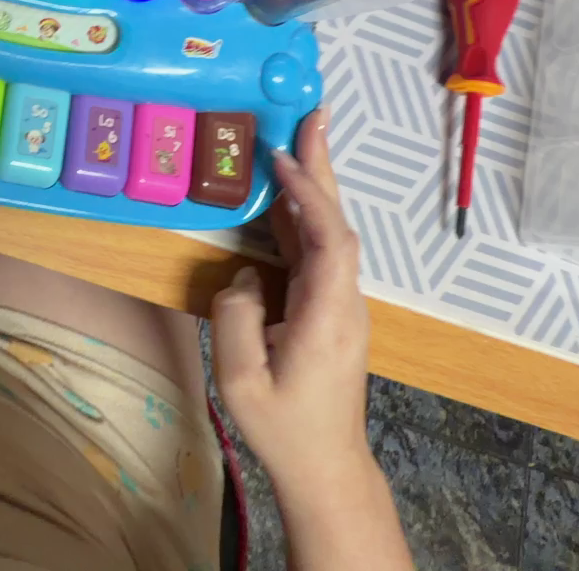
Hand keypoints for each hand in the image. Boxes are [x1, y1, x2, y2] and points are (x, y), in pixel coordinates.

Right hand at [210, 109, 373, 497]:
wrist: (325, 464)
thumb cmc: (283, 425)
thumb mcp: (241, 377)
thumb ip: (236, 316)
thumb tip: (244, 275)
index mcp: (328, 314)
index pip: (328, 240)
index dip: (309, 196)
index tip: (283, 158)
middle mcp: (342, 299)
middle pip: (337, 222)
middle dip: (323, 167)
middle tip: (313, 115)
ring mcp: (337, 302)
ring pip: (327, 230)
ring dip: (313, 183)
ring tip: (297, 138)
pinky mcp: (325, 306)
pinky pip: (314, 248)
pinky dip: (300, 212)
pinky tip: (285, 192)